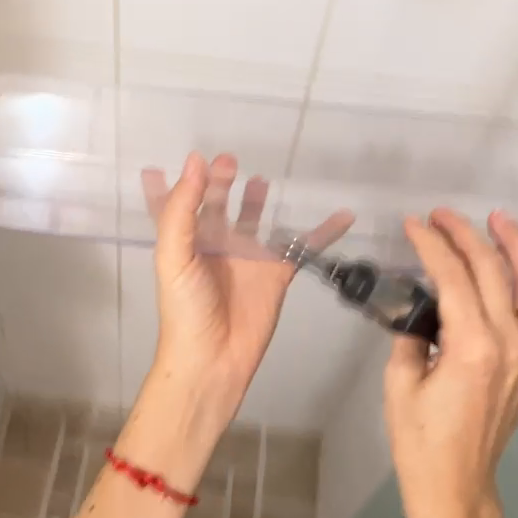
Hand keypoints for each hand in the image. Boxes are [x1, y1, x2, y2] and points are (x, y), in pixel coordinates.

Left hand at [142, 152, 347, 415]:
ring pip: (255, 220)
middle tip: (229, 160)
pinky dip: (322, 232)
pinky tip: (343, 215)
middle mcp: (214, 246)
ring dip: (256, 200)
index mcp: (186, 241)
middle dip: (220, 182)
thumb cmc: (186, 309)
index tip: (181, 158)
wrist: (213, 359)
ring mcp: (246, 258)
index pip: (177, 206)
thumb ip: (182, 209)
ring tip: (260, 179)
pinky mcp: (275, 274)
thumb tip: (195, 161)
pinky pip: (301, 246)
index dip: (177, 185)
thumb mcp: (174, 256)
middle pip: (217, 206)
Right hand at [384, 209, 517, 517]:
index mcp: (471, 345)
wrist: (453, 483)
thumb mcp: (399, 383)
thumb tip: (422, 311)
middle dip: (466, 235)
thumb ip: (411, 337)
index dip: (432, 244)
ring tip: (500, 224)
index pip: (452, 277)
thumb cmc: (420, 439)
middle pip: (492, 271)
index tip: (414, 225)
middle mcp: (510, 343)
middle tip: (443, 217)